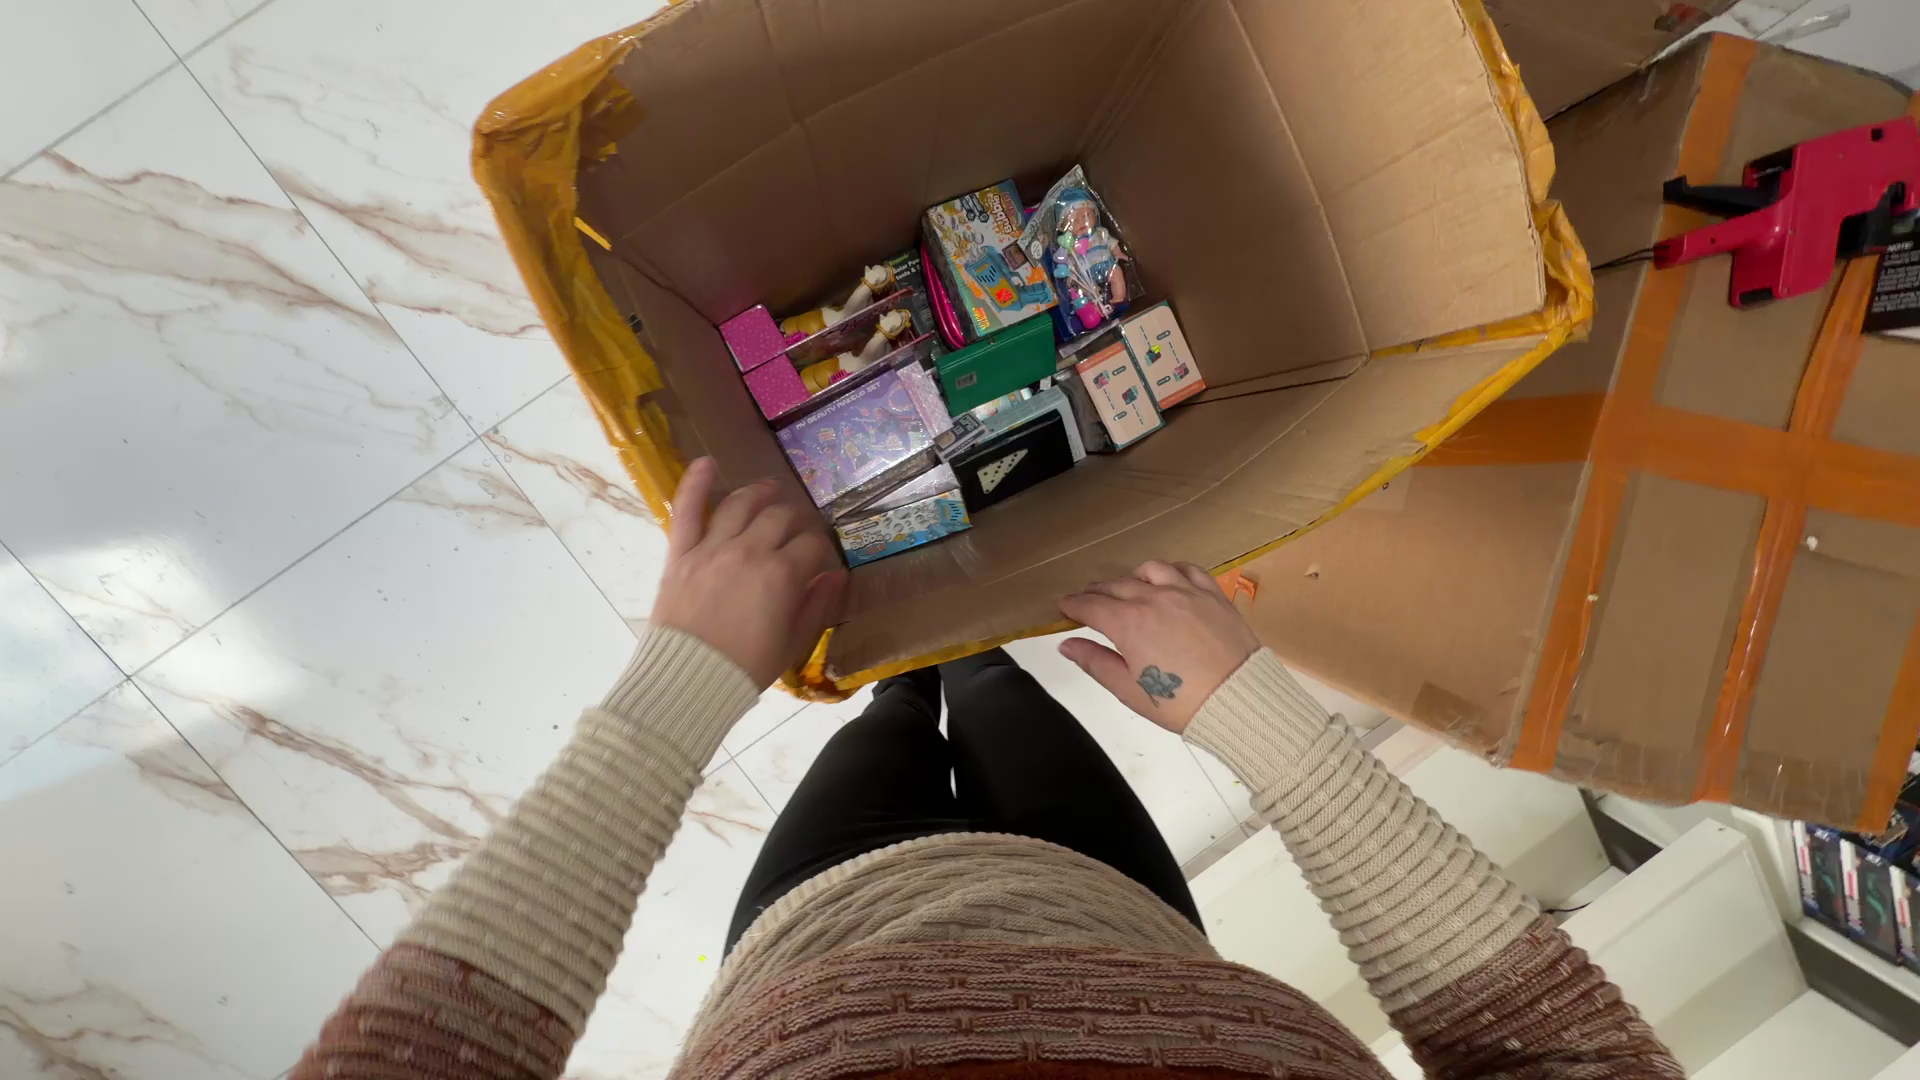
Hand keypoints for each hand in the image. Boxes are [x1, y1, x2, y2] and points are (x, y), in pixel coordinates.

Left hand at [650, 458, 847, 687]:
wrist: (689, 681)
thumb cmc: (747, 667)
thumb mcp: (794, 642)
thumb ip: (818, 604)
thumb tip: (837, 575)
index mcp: (782, 574)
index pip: (812, 545)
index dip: (821, 549)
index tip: (820, 560)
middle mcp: (749, 551)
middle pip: (780, 518)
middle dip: (796, 521)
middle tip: (797, 530)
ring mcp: (712, 548)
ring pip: (741, 504)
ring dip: (759, 493)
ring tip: (770, 490)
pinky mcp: (681, 553)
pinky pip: (687, 510)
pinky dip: (696, 483)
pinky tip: (707, 463)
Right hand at [1058, 561, 1259, 733]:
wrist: (1239, 700)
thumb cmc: (1180, 702)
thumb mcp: (1128, 689)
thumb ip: (1094, 662)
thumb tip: (1067, 645)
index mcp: (1128, 623)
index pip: (1090, 606)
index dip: (1073, 605)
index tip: (1064, 607)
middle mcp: (1153, 598)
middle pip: (1115, 586)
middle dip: (1096, 592)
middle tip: (1088, 600)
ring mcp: (1185, 592)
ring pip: (1148, 570)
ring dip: (1131, 577)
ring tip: (1126, 588)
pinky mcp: (1212, 594)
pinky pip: (1186, 569)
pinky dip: (1170, 570)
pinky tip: (1167, 578)